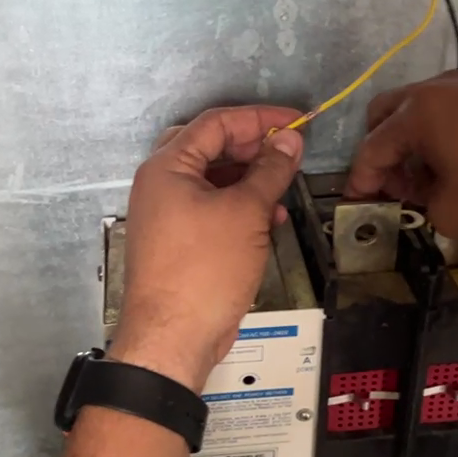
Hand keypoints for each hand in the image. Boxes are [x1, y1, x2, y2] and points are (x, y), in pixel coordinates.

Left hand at [113, 106, 305, 392]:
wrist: (173, 338)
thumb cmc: (204, 270)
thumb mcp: (246, 213)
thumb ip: (269, 171)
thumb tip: (289, 140)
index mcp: (167, 167)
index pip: (215, 124)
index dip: (259, 118)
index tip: (296, 122)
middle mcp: (160, 185)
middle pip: (209, 148)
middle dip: (251, 147)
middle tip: (286, 152)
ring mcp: (166, 215)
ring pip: (212, 181)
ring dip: (248, 180)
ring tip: (282, 187)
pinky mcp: (177, 242)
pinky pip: (210, 210)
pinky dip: (238, 208)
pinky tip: (268, 220)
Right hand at [343, 71, 457, 241]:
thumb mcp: (454, 214)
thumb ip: (422, 203)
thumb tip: (421, 189)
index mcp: (418, 113)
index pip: (371, 148)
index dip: (360, 179)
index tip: (357, 200)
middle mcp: (441, 88)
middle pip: (389, 114)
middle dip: (382, 150)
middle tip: (393, 185)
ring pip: (425, 109)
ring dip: (416, 142)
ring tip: (431, 180)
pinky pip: (457, 110)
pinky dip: (447, 135)